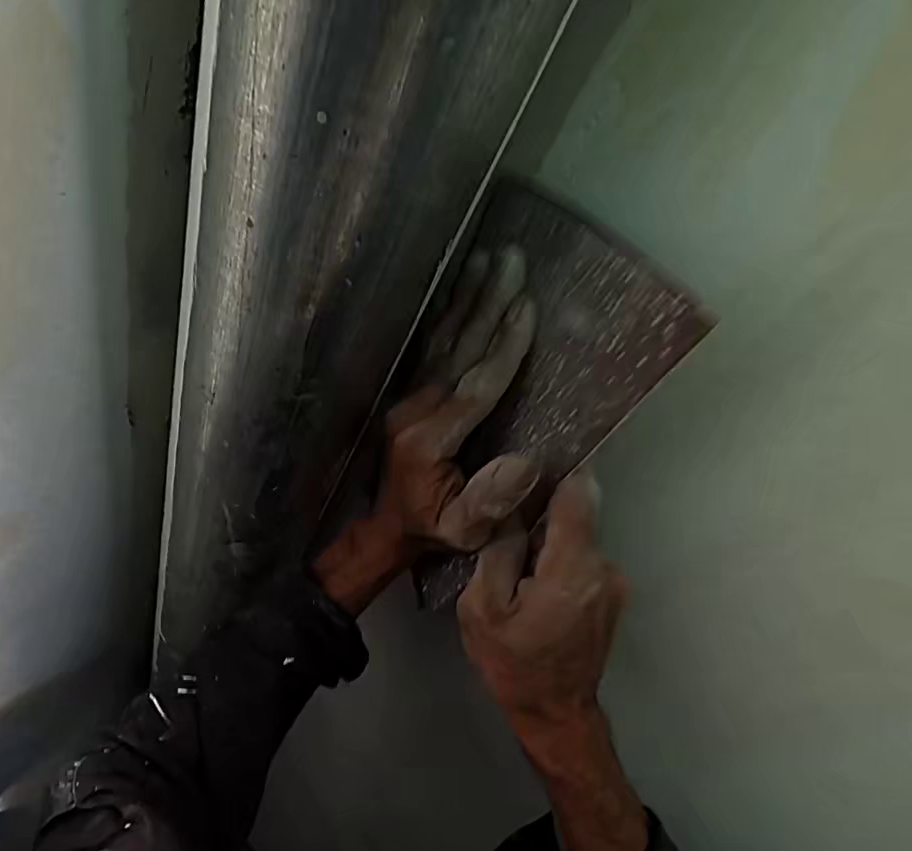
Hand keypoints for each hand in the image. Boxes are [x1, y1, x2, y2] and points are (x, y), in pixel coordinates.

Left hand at [314, 246, 540, 613]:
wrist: (384, 526)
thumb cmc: (429, 529)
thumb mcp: (461, 530)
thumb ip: (488, 501)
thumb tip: (526, 463)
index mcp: (430, 440)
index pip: (475, 386)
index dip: (503, 348)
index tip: (526, 309)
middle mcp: (415, 412)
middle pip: (458, 349)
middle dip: (488, 304)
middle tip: (512, 262)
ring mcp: (407, 401)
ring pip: (441, 340)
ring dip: (466, 298)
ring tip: (490, 259)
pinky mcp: (406, 397)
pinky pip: (428, 348)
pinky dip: (446, 315)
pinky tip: (460, 289)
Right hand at [458, 470, 645, 850]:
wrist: (554, 713)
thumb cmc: (513, 663)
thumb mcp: (481, 609)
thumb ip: (497, 553)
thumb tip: (510, 511)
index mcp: (572, 568)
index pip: (578, 494)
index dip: (555, 474)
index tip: (529, 468)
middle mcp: (603, 568)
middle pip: (575, 516)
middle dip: (540, 519)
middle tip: (504, 531)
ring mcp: (614, 585)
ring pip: (577, 541)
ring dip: (548, 546)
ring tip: (516, 569)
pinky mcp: (612, 598)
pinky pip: (583, 563)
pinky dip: (560, 565)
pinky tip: (534, 590)